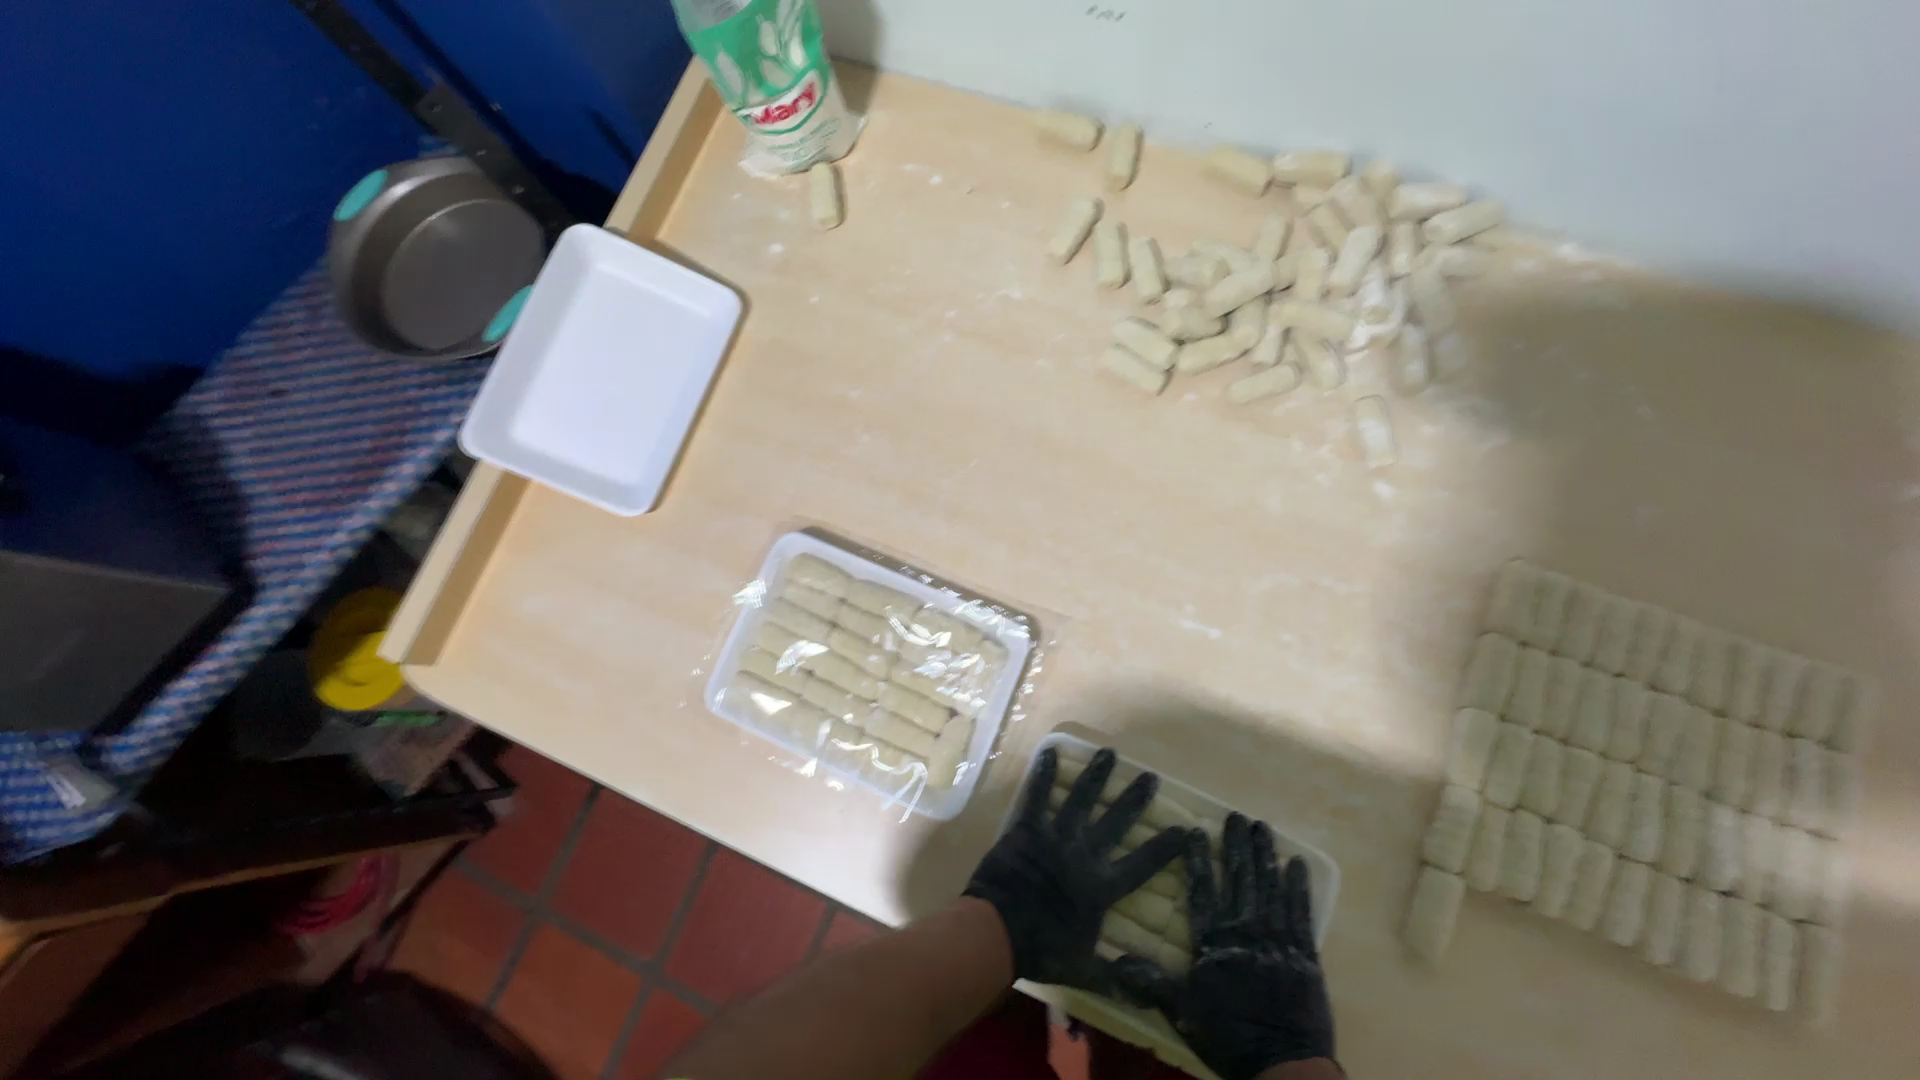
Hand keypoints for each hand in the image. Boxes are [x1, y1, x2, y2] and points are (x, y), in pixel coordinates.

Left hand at [964, 747, 1188, 992]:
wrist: (998, 933)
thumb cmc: (1041, 950)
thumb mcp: (1084, 970)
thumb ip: (1115, 977)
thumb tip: (1148, 995)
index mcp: (1100, 887)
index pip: (1141, 864)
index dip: (1163, 848)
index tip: (1184, 830)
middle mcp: (1084, 855)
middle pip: (1115, 822)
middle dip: (1134, 799)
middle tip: (1150, 777)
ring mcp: (1055, 837)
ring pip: (1081, 800)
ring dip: (1096, 776)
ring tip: (1108, 753)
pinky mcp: (1027, 829)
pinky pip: (1038, 796)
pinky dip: (1044, 774)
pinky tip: (1049, 752)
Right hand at [1113, 813, 1335, 1079]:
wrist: (1284, 1066)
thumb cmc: (1228, 1036)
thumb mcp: (1183, 1012)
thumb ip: (1152, 981)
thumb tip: (1115, 960)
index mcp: (1214, 941)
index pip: (1203, 889)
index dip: (1200, 858)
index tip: (1197, 829)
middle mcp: (1245, 930)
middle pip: (1240, 878)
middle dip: (1236, 845)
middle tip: (1237, 816)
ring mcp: (1277, 939)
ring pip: (1270, 886)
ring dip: (1265, 855)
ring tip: (1262, 827)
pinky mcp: (1304, 953)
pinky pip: (1300, 911)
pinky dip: (1297, 886)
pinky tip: (1295, 864)